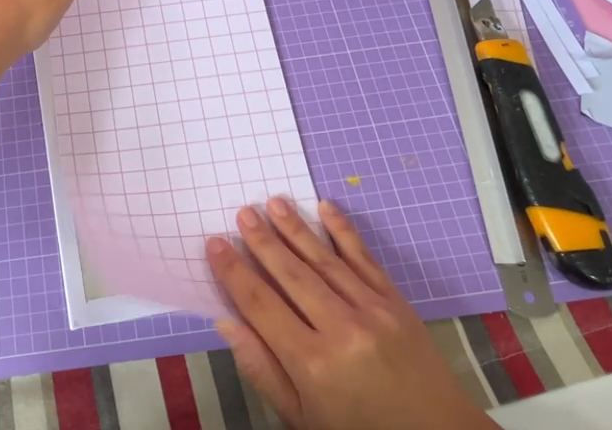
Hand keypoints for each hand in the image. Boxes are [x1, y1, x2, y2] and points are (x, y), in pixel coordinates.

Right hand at [207, 198, 494, 429]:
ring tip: (273, 202)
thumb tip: (227, 323)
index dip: (234, 272)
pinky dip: (344, 231)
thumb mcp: (301, 417)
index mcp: (311, 363)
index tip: (214, 243)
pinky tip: (325, 207)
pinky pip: (364, 259)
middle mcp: (341, 330)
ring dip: (296, 228)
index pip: (260, 305)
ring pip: (324, 259)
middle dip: (263, 241)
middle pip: (291, 274)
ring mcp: (372, 311)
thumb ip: (262, 369)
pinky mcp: (397, 302)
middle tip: (242, 212)